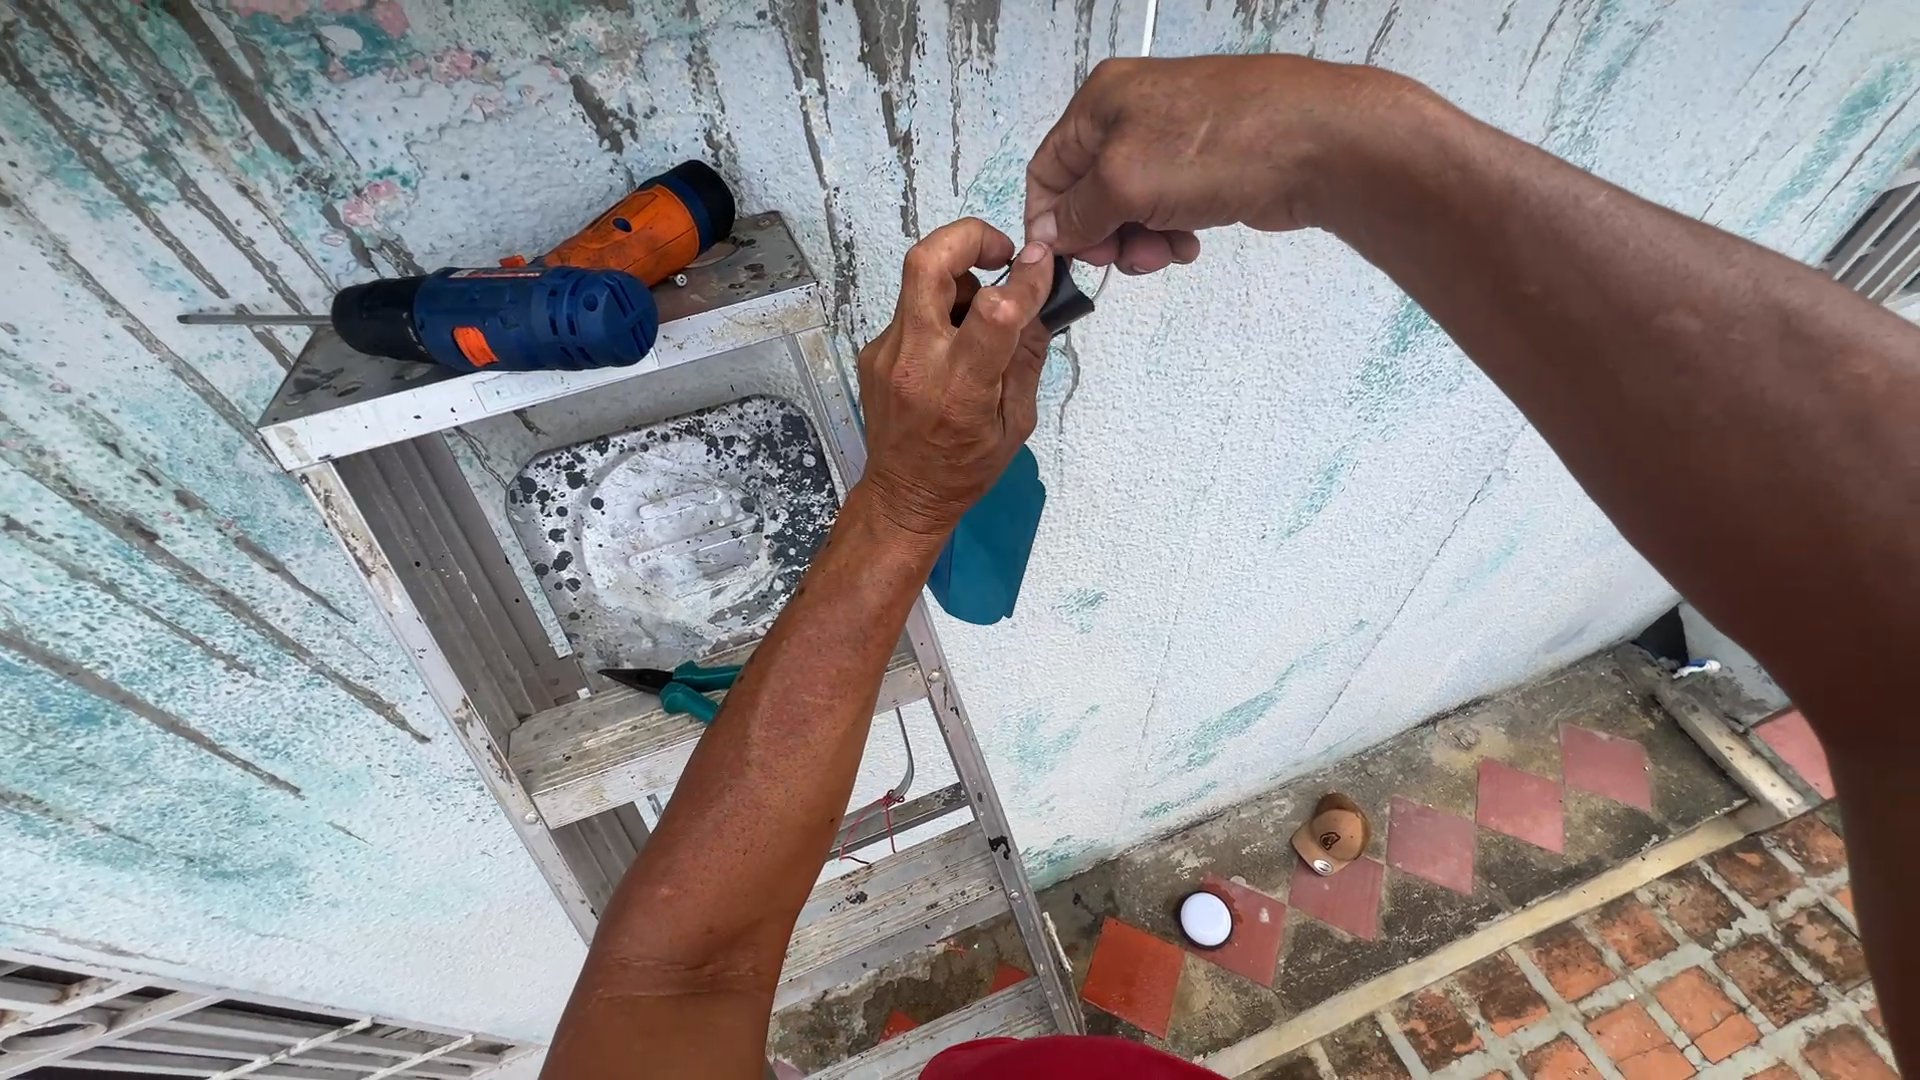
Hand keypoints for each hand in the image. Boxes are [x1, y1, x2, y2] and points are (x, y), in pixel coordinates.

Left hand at [856, 219, 1053, 537]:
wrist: (903, 493)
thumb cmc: (966, 468)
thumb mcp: (1016, 424)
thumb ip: (1025, 359)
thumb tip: (1036, 302)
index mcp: (959, 388)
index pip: (992, 311)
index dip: (1024, 279)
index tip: (1043, 264)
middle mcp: (915, 361)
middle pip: (926, 263)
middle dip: (968, 237)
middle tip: (999, 252)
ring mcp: (887, 353)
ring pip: (918, 281)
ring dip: (958, 280)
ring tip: (977, 317)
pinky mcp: (874, 351)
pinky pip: (912, 310)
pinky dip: (940, 311)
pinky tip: (952, 346)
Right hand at [1025, 55, 1419, 272]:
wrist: (1316, 146)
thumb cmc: (1223, 146)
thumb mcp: (1123, 183)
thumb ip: (1075, 215)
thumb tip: (1046, 238)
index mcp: (1100, 104)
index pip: (1047, 173)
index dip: (1049, 223)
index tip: (1065, 261)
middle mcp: (1128, 118)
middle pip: (1085, 198)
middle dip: (1102, 237)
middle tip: (1127, 256)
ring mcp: (1166, 143)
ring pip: (1123, 213)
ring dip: (1137, 243)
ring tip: (1167, 249)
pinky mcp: (1197, 169)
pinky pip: (1159, 214)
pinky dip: (1165, 236)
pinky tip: (1188, 241)